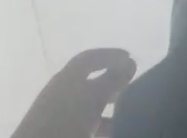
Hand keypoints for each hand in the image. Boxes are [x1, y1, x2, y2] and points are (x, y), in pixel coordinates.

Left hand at [12, 48, 137, 137]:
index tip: (130, 58)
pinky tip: (109, 131)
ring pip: (86, 105)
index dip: (111, 55)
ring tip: (123, 115)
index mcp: (68, 76)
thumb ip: (112, 79)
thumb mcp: (94, 97)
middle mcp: (61, 91)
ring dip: (105, 107)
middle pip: (89, 81)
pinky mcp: (56, 131)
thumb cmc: (66, 120)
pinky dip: (97, 124)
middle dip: (110, 82)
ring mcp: (56, 113)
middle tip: (129, 86)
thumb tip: (130, 62)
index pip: (90, 57)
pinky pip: (82, 122)